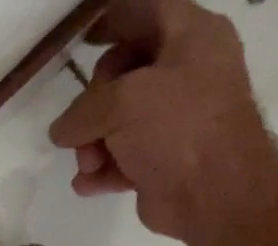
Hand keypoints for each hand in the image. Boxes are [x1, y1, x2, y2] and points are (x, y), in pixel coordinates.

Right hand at [50, 0, 277, 243]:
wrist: (214, 194)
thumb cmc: (177, 128)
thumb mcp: (121, 103)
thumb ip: (82, 110)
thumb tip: (63, 130)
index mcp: (192, 36)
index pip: (148, 9)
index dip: (113, 20)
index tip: (83, 38)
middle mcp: (188, 71)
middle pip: (123, 72)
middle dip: (92, 105)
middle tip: (82, 128)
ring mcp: (178, 118)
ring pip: (120, 119)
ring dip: (93, 144)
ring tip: (88, 165)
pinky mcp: (167, 159)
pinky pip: (125, 156)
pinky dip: (105, 169)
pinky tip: (89, 182)